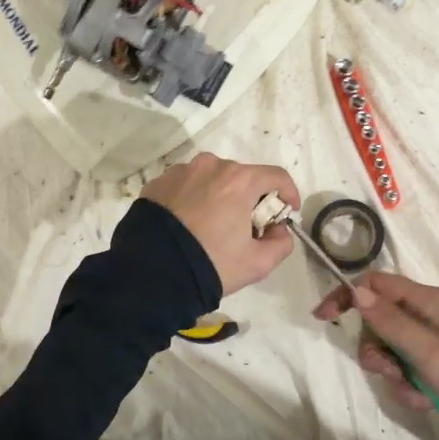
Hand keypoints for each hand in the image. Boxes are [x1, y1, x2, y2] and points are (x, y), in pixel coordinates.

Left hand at [142, 153, 300, 295]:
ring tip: (213, 226)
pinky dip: (193, 199)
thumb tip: (278, 229)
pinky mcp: (157, 183)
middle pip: (242, 177)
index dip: (288, 193)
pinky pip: (185, 186)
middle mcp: (211, 166)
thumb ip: (281, 243)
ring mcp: (181, 172)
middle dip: (250, 198)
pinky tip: (188, 225)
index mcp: (239, 179)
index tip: (287, 212)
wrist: (151, 273)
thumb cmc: (211, 264)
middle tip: (247, 226)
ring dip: (220, 196)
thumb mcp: (258, 263)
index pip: (276, 176)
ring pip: (211, 179)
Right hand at [314, 271, 438, 413]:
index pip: (375, 284)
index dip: (347, 296)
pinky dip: (411, 387)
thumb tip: (357, 291)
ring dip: (396, 375)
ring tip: (417, 392)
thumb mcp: (427, 349)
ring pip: (390, 350)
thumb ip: (390, 321)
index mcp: (426, 300)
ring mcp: (431, 339)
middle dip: (377, 351)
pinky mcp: (436, 361)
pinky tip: (428, 400)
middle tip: (390, 371)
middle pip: (378, 322)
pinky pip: (408, 370)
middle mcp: (426, 314)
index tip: (324, 318)